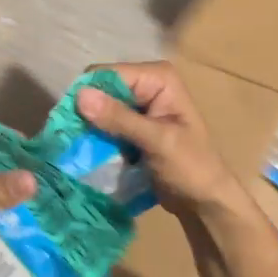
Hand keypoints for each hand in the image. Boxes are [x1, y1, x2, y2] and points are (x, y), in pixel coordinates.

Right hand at [78, 61, 246, 215]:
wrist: (206, 202)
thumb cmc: (192, 169)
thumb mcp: (157, 142)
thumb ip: (120, 118)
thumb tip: (80, 96)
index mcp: (157, 77)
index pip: (108, 74)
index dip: (88, 95)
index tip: (71, 123)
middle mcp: (146, 83)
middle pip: (100, 88)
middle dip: (86, 112)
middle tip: (73, 138)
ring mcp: (138, 103)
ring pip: (98, 107)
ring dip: (89, 126)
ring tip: (78, 147)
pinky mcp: (131, 123)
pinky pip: (103, 122)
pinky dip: (95, 136)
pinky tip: (89, 151)